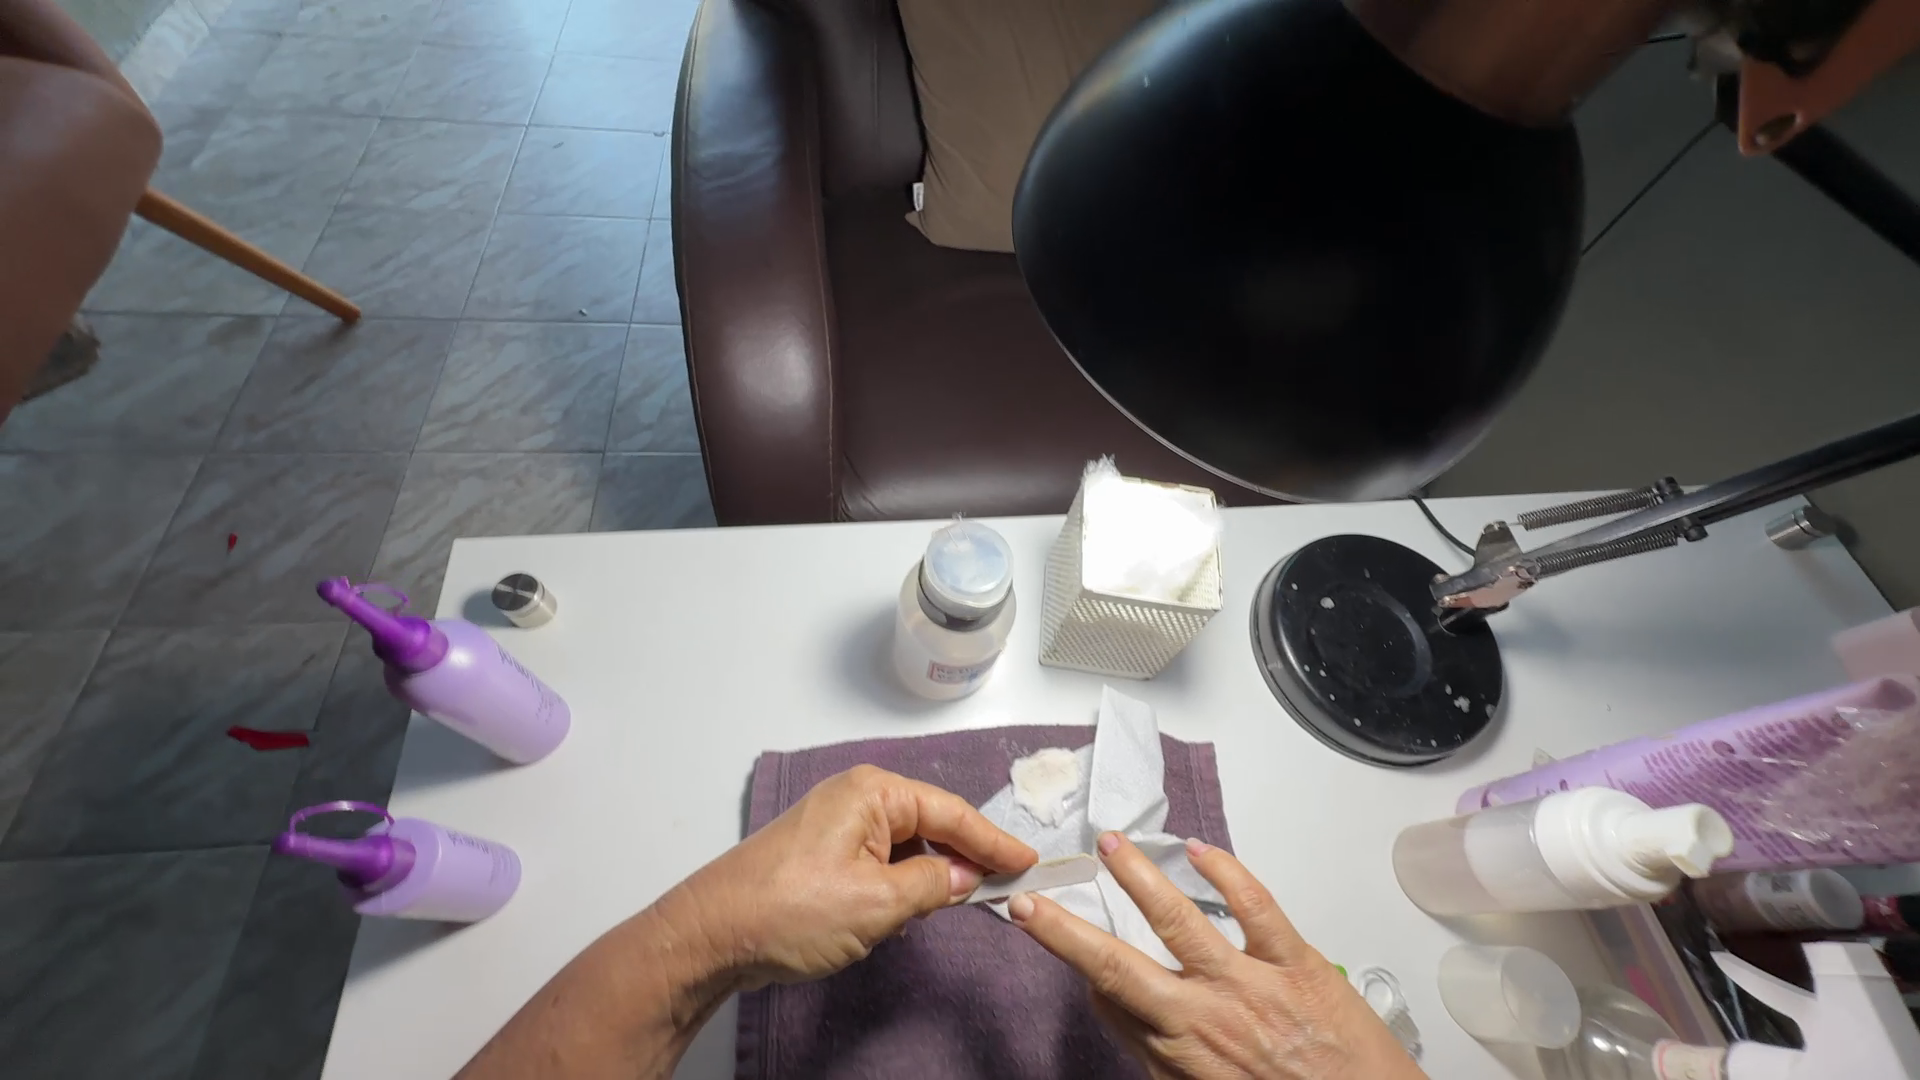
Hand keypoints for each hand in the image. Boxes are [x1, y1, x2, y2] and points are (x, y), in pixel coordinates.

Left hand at [673, 765, 1037, 988]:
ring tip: (960, 899)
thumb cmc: (794, 910)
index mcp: (874, 792)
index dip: (994, 840)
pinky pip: (881, 856)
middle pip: (930, 821)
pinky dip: (903, 879)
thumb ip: (933, 884)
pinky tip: (912, 905)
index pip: (951, 812)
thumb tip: (968, 876)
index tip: (1028, 861)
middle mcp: (858, 795)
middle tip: (1004, 884)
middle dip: (964, 854)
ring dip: (932, 870)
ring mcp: (838, 821)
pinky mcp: (825, 848)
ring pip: (906, 842)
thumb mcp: (877, 903)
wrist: (711, 935)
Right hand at [1010, 833, 1424, 1079]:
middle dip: (1066, 931)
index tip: (1041, 924)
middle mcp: (1204, 1017)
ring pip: (1179, 922)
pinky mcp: (1296, 964)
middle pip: (1117, 965)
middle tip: (1028, 897)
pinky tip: (1198, 849)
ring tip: (1109, 844)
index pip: (1108, 998)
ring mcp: (1249, 985)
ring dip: (1137, 879)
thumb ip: (1157, 1052)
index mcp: (1180, 1055)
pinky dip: (1225, 872)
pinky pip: (1256, 908)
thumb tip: (1110, 1002)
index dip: (1073, 960)